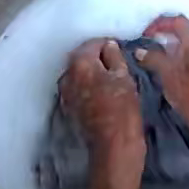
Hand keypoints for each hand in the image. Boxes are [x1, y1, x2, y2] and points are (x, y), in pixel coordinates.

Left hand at [59, 39, 144, 181]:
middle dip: (98, 57)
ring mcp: (65, 92)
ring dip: (92, 72)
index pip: (92, 44)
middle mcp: (66, 75)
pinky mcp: (68, 106)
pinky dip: (87, 85)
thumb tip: (109, 46)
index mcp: (80, 63)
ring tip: (111, 78)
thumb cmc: (122, 108)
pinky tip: (102, 91)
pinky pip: (77, 87)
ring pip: (78, 73)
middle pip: (82, 58)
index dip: (108, 44)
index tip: (120, 49)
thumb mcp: (124, 77)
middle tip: (117, 62)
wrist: (113, 144)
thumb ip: (114, 57)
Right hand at [132, 15, 188, 136]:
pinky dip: (183, 56)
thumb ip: (154, 59)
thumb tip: (141, 51)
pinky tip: (171, 68)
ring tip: (157, 58)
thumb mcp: (167, 76)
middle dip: (166, 36)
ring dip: (174, 47)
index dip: (158, 25)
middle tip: (149, 45)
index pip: (176, 21)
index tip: (145, 35)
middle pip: (185, 31)